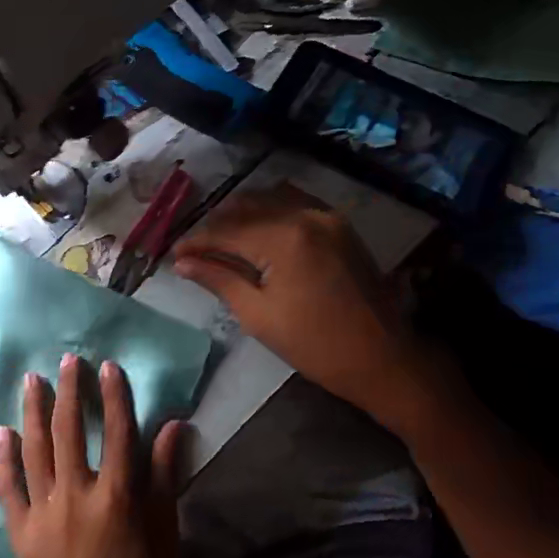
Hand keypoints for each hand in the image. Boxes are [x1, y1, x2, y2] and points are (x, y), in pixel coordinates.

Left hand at [0, 355, 181, 557]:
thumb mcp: (164, 529)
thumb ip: (165, 474)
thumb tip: (173, 424)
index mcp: (118, 497)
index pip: (118, 432)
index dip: (114, 395)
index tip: (108, 365)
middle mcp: (77, 497)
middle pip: (70, 432)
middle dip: (69, 391)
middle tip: (66, 360)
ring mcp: (44, 514)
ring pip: (35, 451)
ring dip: (33, 411)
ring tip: (31, 380)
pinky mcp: (21, 532)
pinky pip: (9, 487)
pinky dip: (5, 458)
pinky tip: (4, 431)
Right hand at [172, 188, 438, 431]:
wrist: (384, 358)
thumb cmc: (316, 345)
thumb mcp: (259, 315)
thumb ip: (220, 279)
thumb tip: (183, 262)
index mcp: (284, 238)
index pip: (227, 230)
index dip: (197, 241)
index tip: (174, 253)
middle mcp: (305, 215)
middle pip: (247, 207)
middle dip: (217, 225)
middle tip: (194, 248)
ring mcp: (328, 216)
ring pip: (271, 199)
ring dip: (243, 213)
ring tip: (222, 237)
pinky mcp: (341, 225)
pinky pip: (297, 203)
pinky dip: (272, 209)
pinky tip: (258, 227)